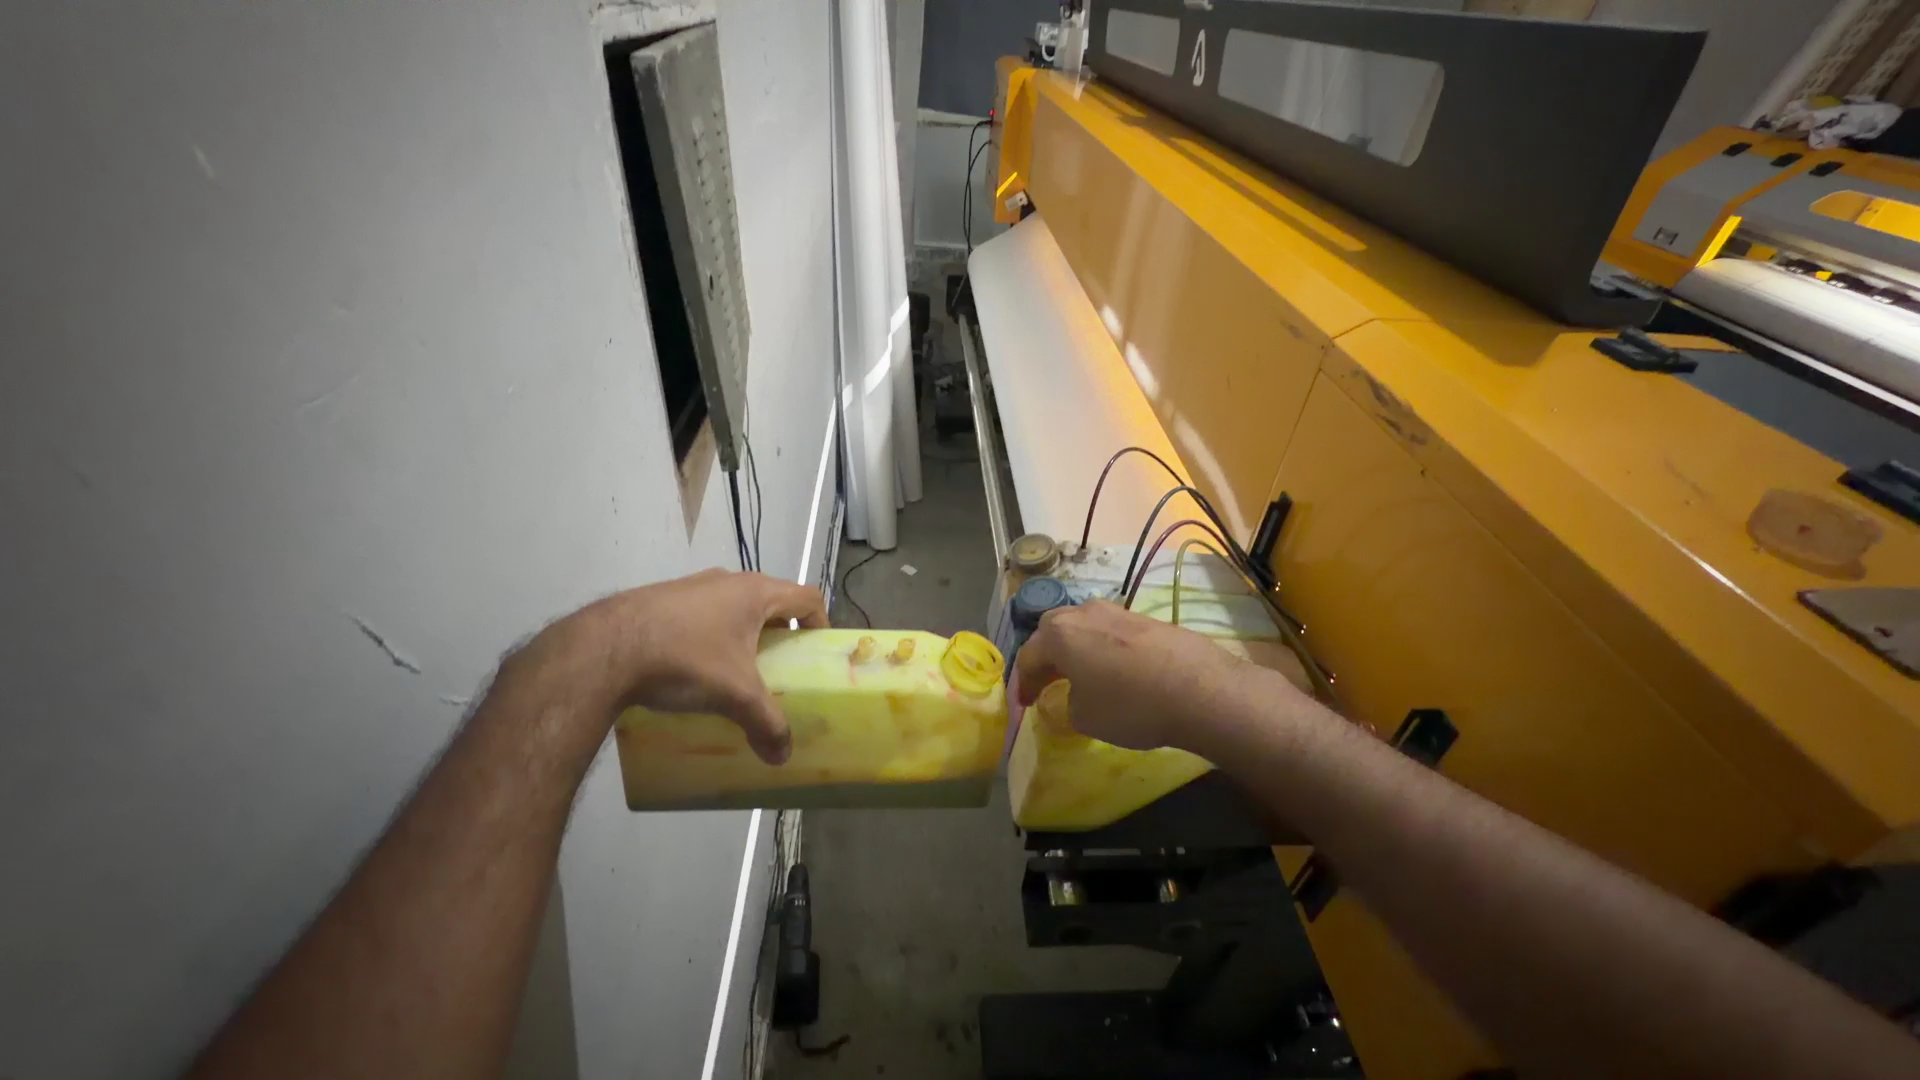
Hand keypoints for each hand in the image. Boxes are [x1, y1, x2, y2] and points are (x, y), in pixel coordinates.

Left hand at [513, 569, 826, 763]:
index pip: (807, 597)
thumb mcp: (734, 695)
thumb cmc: (685, 660)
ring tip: (734, 672)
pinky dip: (708, 636)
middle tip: (779, 667)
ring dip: (741, 634)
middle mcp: (727, 581)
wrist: (604, 649)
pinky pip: (700, 615)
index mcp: (755, 593)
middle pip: (770, 601)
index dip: (819, 623)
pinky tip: (692, 669)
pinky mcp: (660, 599)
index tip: (815, 652)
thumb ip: (765, 723)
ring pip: (731, 607)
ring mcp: (690, 586)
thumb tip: (783, 756)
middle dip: (779, 633)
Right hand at [1013, 599, 1257, 753]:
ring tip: (1082, 677)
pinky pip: (1112, 633)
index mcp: (1059, 633)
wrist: (1200, 689)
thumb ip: (1069, 704)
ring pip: (1085, 628)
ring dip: (1077, 650)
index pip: (1028, 656)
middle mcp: (1084, 613)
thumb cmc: (1130, 705)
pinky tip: (1116, 673)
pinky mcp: (1147, 619)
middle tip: (1048, 683)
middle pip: (1053, 631)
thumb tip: (1077, 696)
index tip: (1025, 704)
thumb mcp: (1084, 718)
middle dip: (1047, 657)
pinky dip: (1104, 650)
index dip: (1023, 683)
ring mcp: (1118, 611)